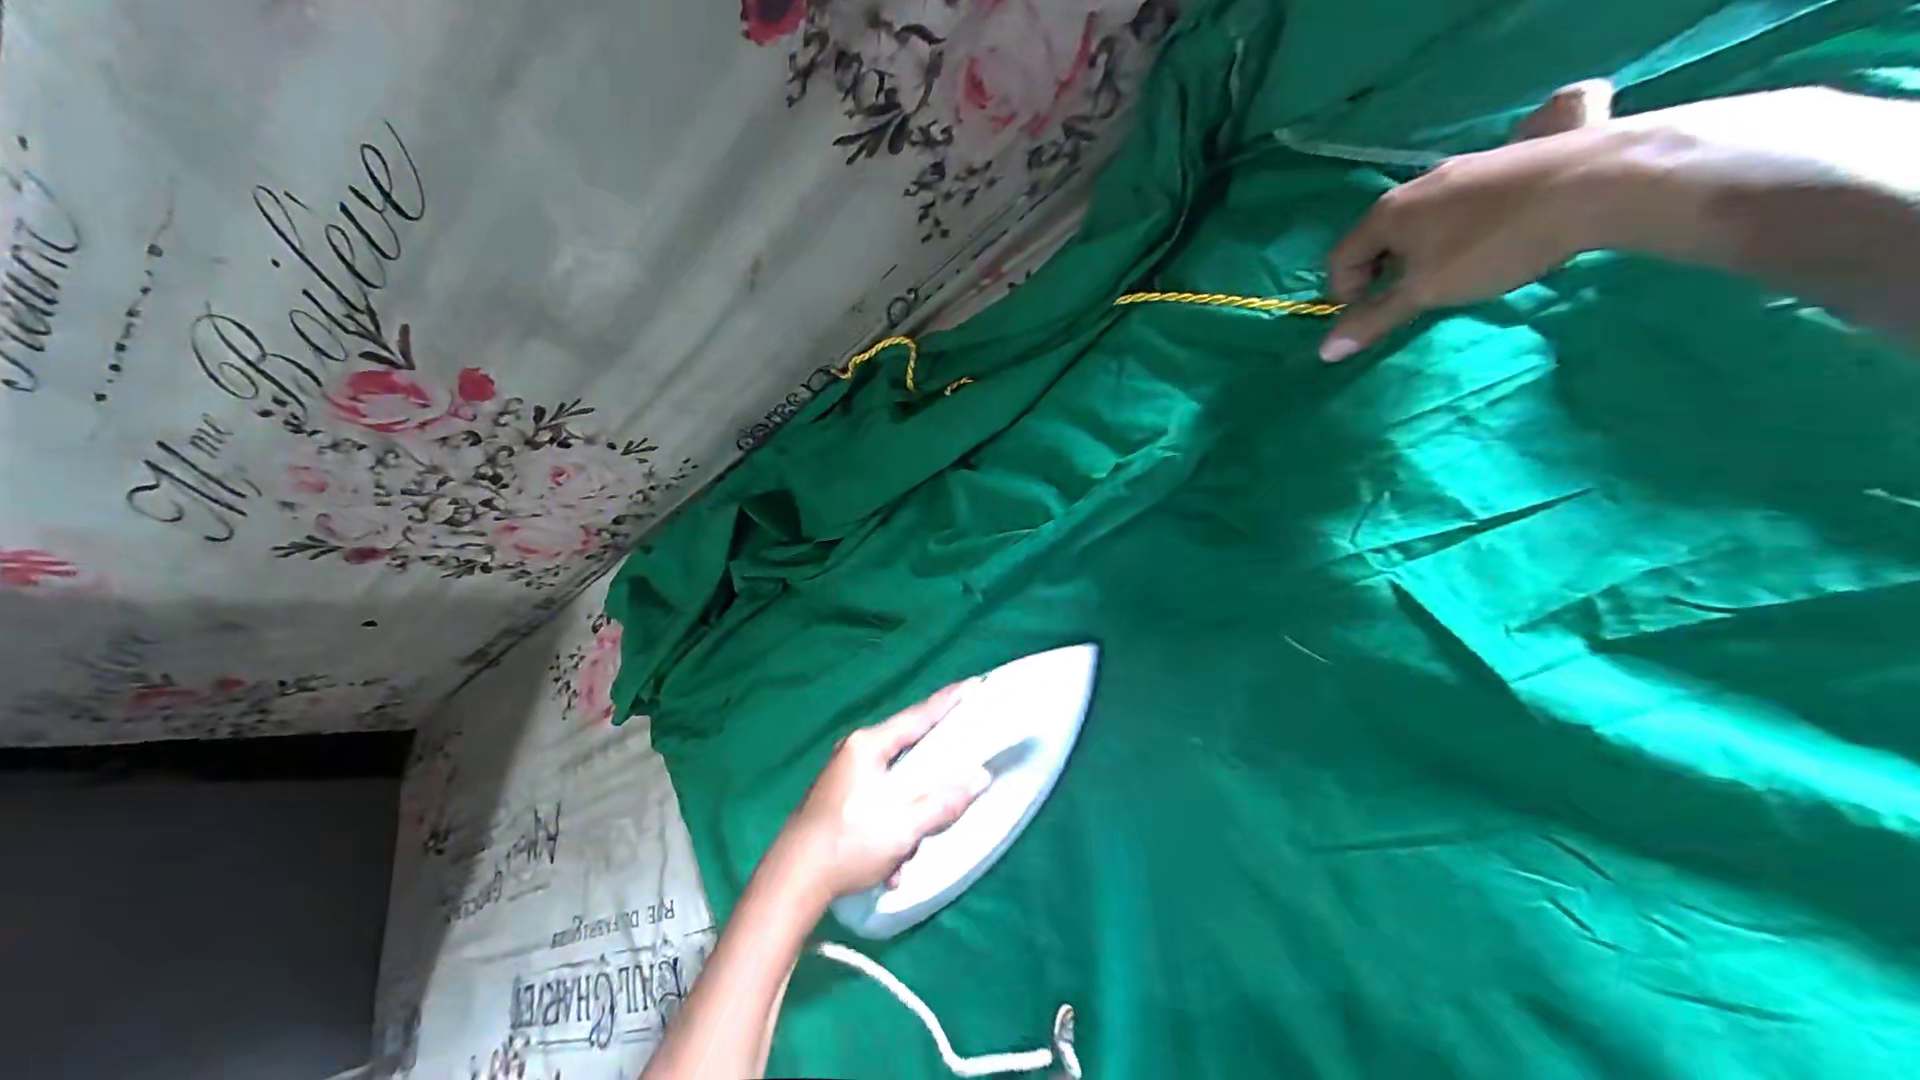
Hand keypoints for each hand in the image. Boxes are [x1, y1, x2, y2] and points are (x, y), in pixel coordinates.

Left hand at [773, 680, 992, 901]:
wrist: (790, 883)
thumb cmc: (846, 847)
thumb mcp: (901, 829)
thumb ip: (943, 803)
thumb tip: (980, 777)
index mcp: (868, 746)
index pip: (918, 716)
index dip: (949, 700)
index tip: (975, 683)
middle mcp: (854, 750)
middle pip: (907, 748)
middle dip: (931, 772)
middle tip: (961, 763)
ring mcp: (843, 772)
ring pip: (894, 782)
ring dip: (908, 815)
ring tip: (907, 851)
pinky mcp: (838, 795)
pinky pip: (878, 800)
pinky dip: (889, 827)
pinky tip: (888, 864)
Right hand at [1320, 80, 1617, 361]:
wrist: (1597, 183)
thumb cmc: (1493, 245)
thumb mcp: (1426, 292)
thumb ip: (1375, 319)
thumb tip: (1324, 352)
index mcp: (1389, 213)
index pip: (1341, 256)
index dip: (1344, 293)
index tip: (1372, 317)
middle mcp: (1419, 184)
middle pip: (1381, 234)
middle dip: (1384, 268)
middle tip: (1411, 296)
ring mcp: (1468, 163)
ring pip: (1426, 210)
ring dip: (1424, 242)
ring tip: (1455, 264)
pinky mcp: (1514, 154)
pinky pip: (1480, 177)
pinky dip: (1476, 198)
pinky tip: (1501, 204)